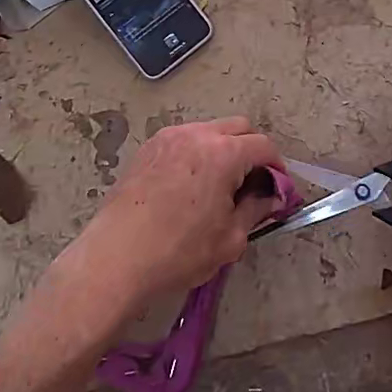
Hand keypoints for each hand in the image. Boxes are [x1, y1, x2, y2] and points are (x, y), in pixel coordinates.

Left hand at [42, 116, 281, 341]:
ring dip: (224, 149)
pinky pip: (184, 141)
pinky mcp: (147, 150)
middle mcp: (197, 135)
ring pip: (210, 131)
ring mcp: (168, 138)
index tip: (277, 187)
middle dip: (252, 150)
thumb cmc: (176, 253)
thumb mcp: (230, 238)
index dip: (277, 167)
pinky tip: (191, 185)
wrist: (113, 262)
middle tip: (252, 182)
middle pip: (240, 128)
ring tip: (220, 184)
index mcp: (224, 153)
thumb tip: (270, 198)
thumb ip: (257, 210)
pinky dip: (197, 153)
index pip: (264, 146)